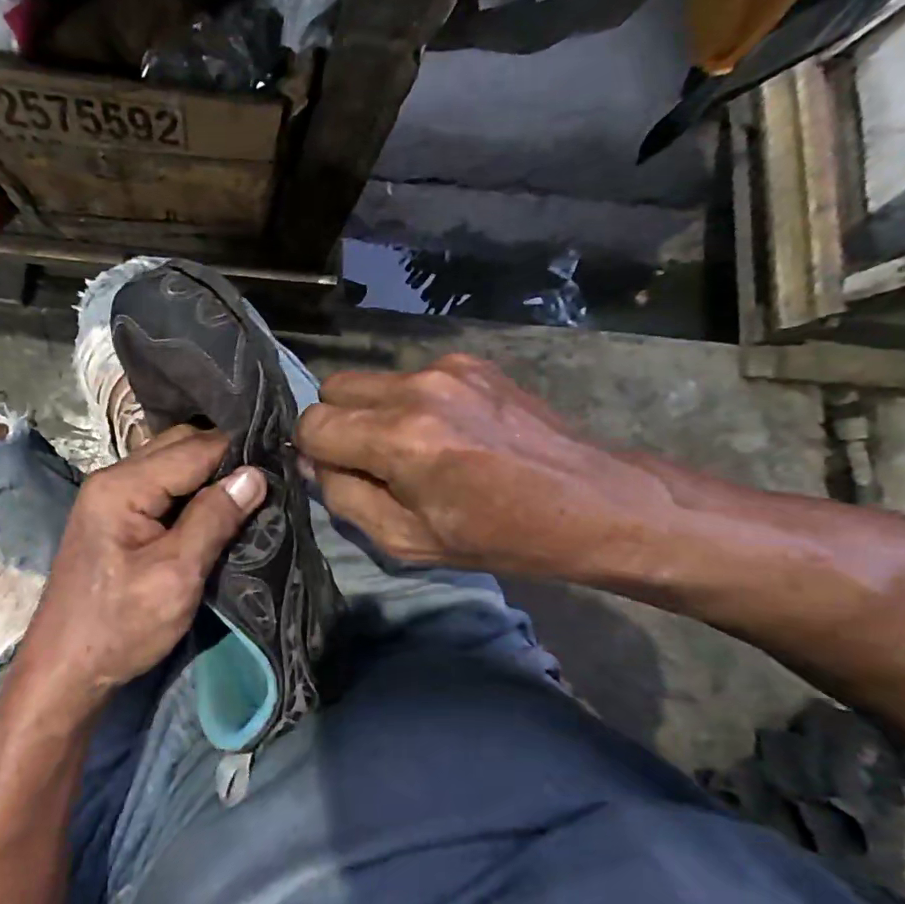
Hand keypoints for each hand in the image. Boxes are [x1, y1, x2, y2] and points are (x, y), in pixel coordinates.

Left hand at [19, 427, 265, 699]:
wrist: (64, 672)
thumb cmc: (120, 627)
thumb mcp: (176, 576)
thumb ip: (214, 519)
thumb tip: (255, 474)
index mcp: (122, 486)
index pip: (194, 448)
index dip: (238, 453)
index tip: (279, 464)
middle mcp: (112, 478)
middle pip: (180, 445)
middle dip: (224, 457)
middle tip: (267, 478)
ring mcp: (110, 496)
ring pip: (172, 463)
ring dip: (209, 473)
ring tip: (249, 491)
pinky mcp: (116, 516)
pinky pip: (162, 485)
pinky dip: (191, 490)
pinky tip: (217, 506)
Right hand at [295, 355, 691, 585]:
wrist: (592, 502)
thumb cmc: (500, 536)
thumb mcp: (408, 542)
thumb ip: (346, 498)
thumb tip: (315, 463)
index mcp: (400, 439)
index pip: (313, 423)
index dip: (314, 452)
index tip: (336, 473)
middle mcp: (416, 389)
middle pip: (334, 388)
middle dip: (338, 424)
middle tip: (372, 460)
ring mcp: (448, 368)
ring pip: (373, 379)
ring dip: (376, 411)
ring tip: (418, 447)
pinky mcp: (472, 362)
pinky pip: (413, 376)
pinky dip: (414, 402)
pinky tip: (451, 431)